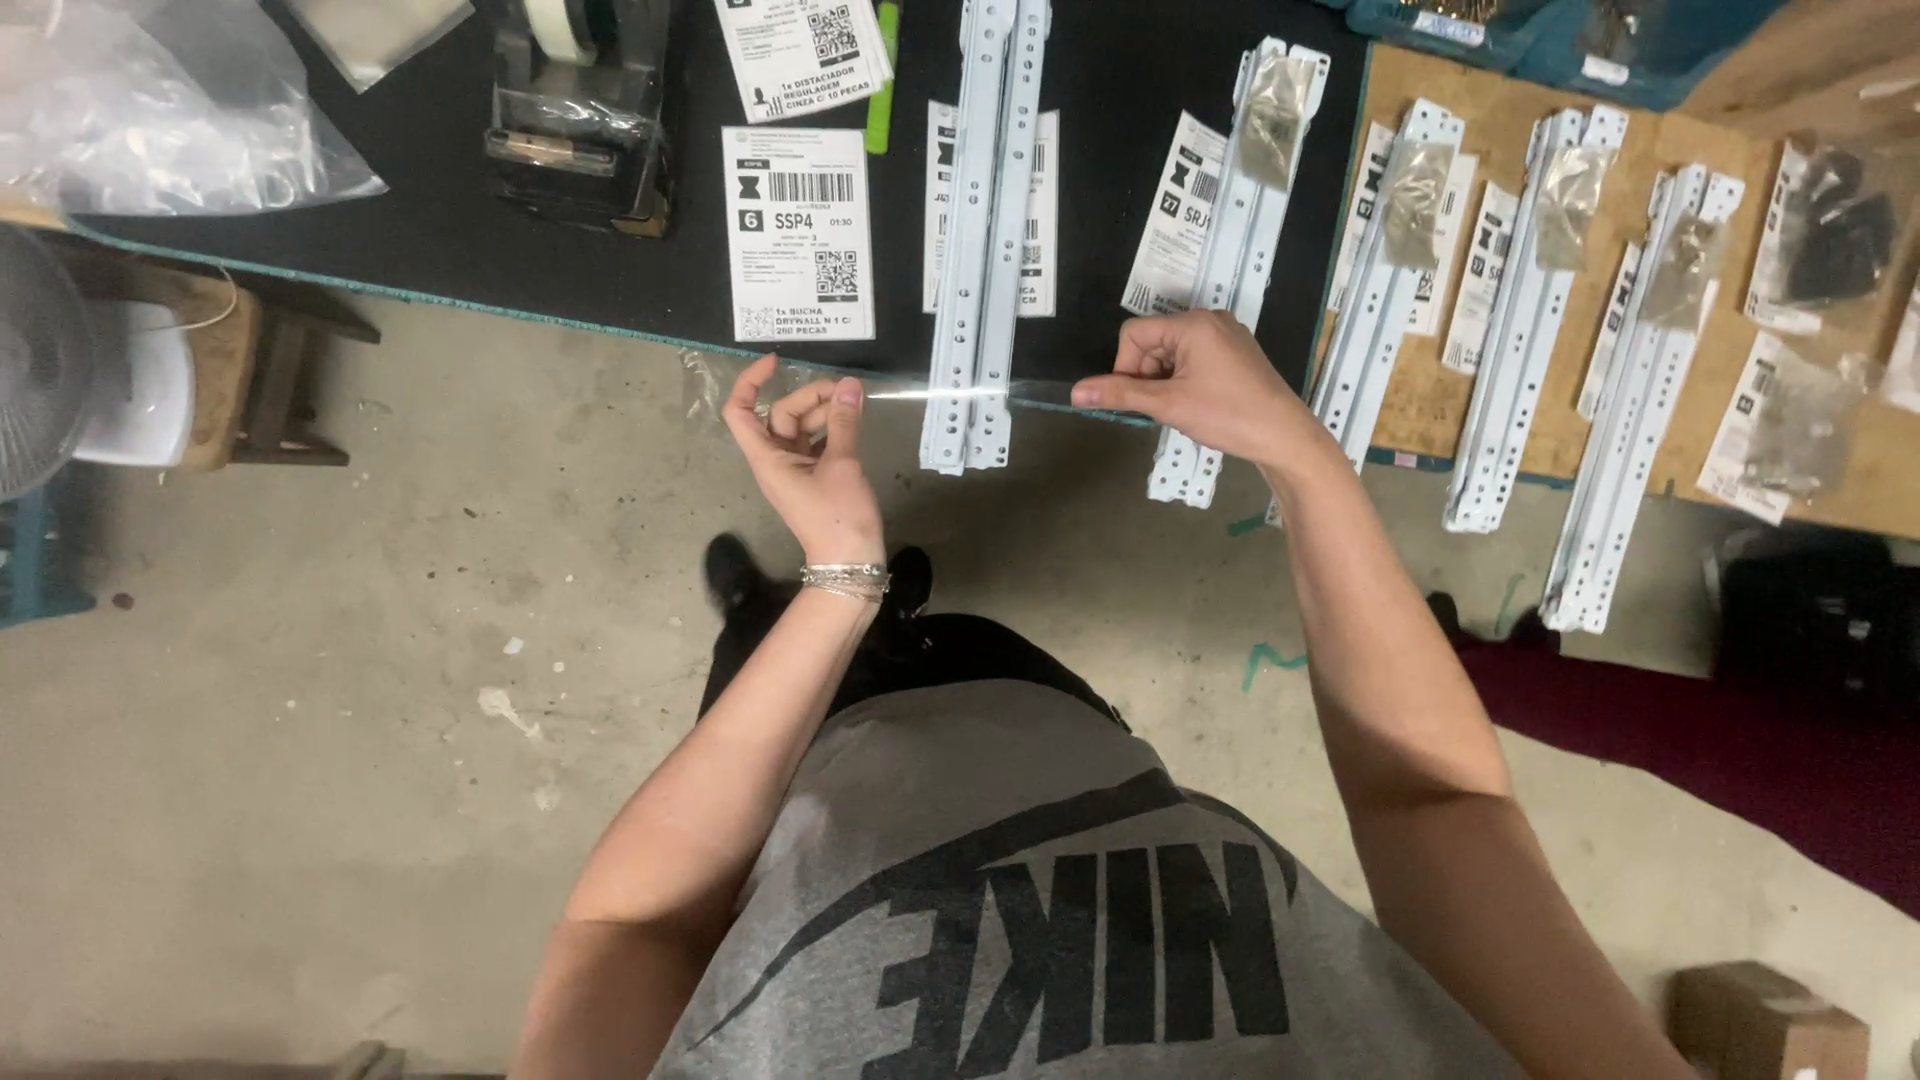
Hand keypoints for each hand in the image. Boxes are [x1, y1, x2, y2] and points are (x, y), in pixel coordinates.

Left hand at [723, 355, 885, 565]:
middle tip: (847, 391)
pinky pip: (817, 444)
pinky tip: (854, 423)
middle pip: (781, 414)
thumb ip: (845, 422)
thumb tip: (850, 385)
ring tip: (856, 405)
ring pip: (802, 428)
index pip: (740, 412)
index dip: (751, 382)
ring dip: (826, 413)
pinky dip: (833, 430)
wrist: (850, 563)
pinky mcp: (814, 478)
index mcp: (767, 459)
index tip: (777, 362)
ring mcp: (794, 471)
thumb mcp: (843, 465)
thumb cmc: (839, 518)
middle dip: (811, 397)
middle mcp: (775, 462)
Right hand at [1071, 310, 1337, 470]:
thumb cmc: (1226, 415)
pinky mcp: (1234, 353)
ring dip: (1163, 380)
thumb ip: (1121, 394)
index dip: (1124, 367)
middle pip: (1152, 341)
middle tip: (1159, 407)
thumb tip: (1076, 391)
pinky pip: (1193, 358)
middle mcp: (1209, 320)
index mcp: (1192, 324)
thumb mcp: (1168, 405)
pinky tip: (1194, 403)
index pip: (1134, 334)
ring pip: (1171, 352)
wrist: (1284, 435)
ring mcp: (1225, 336)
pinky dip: (1182, 379)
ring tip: (1179, 407)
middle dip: (1145, 374)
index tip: (1136, 398)